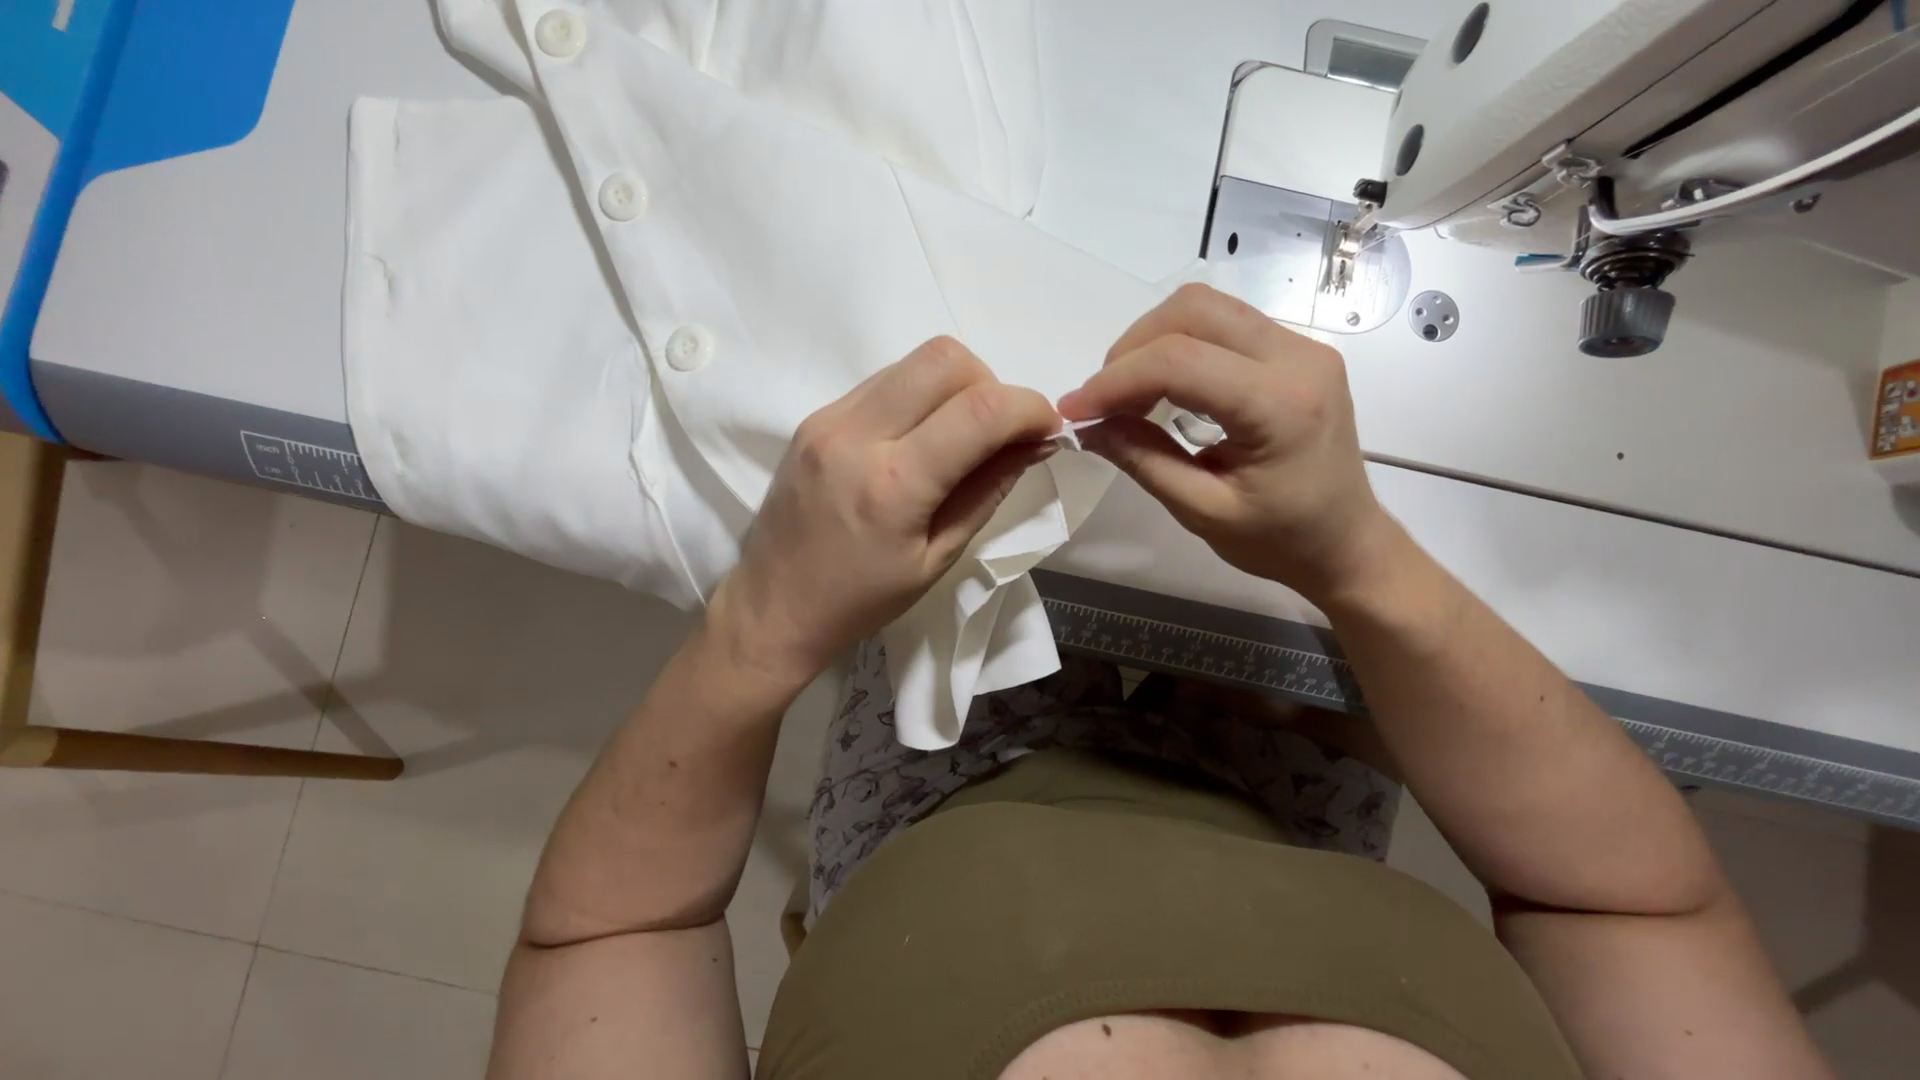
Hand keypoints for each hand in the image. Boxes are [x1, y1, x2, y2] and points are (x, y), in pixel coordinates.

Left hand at [710, 337, 1061, 688]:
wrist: (772, 606)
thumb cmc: (861, 601)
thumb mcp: (938, 558)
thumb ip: (989, 490)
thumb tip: (1036, 442)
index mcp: (893, 485)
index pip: (981, 410)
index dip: (1030, 408)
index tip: (1047, 430)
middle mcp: (856, 435)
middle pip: (946, 358)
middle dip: (992, 384)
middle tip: (997, 433)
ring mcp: (829, 419)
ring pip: (914, 361)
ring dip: (955, 387)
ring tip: (959, 439)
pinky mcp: (815, 417)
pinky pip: (884, 380)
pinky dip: (919, 396)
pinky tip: (919, 440)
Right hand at [1058, 284, 1395, 605]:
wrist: (1346, 544)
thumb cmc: (1280, 541)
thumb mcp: (1202, 511)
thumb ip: (1143, 461)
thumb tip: (1088, 425)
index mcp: (1280, 406)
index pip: (1180, 363)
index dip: (1115, 381)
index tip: (1075, 411)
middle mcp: (1298, 358)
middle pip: (1193, 310)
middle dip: (1132, 349)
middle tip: (1105, 400)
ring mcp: (1303, 347)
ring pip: (1207, 307)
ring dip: (1153, 341)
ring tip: (1130, 393)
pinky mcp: (1297, 350)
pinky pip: (1225, 323)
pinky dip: (1180, 344)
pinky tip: (1165, 386)